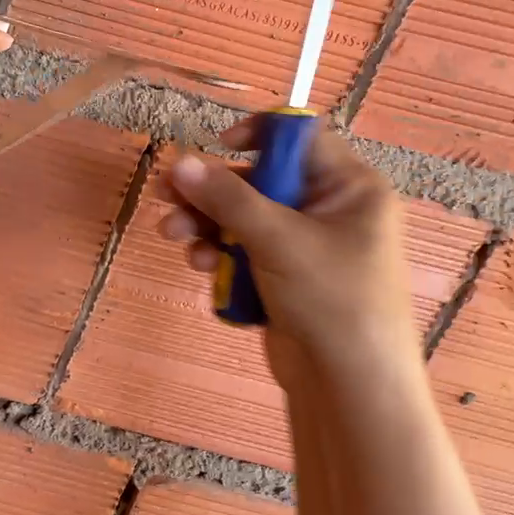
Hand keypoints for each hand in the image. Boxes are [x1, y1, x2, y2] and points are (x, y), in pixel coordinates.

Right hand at [160, 119, 422, 398]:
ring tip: (173, 238)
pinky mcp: (281, 274)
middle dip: (209, 192)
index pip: (301, 137)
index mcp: (348, 188)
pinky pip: (239, 248)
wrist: (347, 380)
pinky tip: (202, 267)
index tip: (216, 147)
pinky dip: (216, 253)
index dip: (257, 134)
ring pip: (239, 216)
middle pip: (256, 180)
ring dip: (202, 224)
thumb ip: (226, 198)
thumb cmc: (330, 298)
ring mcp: (302, 244)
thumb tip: (180, 163)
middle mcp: (327, 209)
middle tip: (164, 196)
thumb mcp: (276, 239)